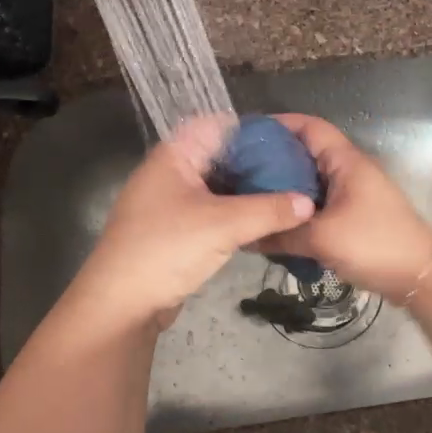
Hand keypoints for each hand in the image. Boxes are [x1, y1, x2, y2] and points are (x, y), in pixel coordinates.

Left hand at [66, 118, 314, 331]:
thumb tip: (309, 203)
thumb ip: (270, 210)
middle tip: (299, 171)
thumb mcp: (223, 225)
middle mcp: (172, 173)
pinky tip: (268, 222)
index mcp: (175, 156)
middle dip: (259, 164)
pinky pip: (216, 213)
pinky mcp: (179, 232)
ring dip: (251, 192)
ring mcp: (173, 204)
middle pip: (222, 158)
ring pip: (220, 188)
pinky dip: (240, 214)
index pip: (220, 127)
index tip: (291, 142)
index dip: (255, 131)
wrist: (122, 305)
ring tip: (292, 195)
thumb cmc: (166, 250)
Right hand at [259, 114, 431, 299]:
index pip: (309, 127)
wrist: (420, 276)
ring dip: (285, 188)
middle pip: (307, 154)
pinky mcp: (355, 217)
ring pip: (312, 182)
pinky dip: (299, 210)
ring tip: (250, 198)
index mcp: (346, 162)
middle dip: (273, 159)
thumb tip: (245, 236)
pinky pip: (320, 204)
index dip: (278, 124)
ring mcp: (355, 194)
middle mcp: (351, 171)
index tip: (244, 135)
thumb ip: (282, 235)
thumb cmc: (374, 245)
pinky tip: (277, 224)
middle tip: (238, 172)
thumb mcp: (322, 239)